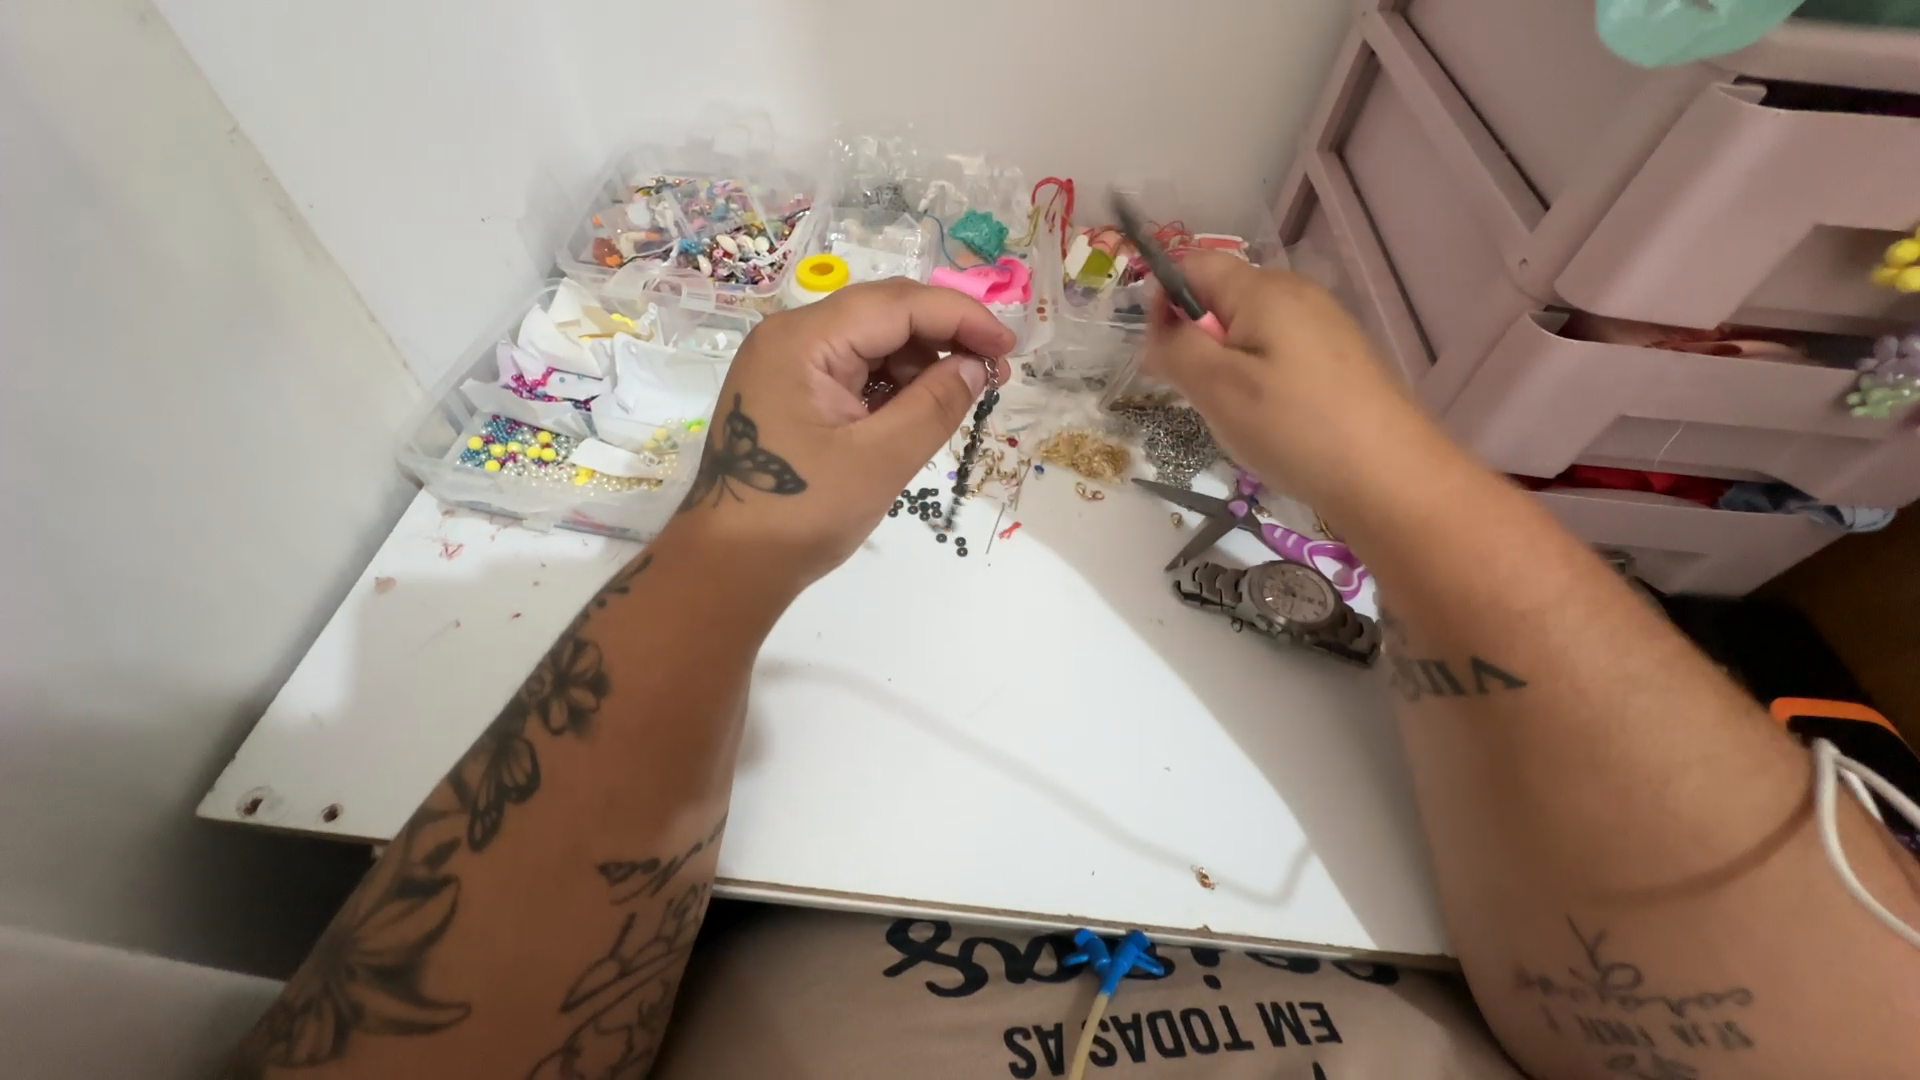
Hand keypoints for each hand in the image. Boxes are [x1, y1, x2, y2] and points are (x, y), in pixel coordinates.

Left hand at [665, 278, 1013, 589]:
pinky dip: (894, 386)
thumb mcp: (881, 459)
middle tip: (994, 374)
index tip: (1008, 348)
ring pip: (872, 342)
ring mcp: (789, 365)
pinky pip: (855, 372)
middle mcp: (792, 338)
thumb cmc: (803, 514)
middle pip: (884, 315)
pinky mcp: (794, 393)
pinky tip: (921, 409)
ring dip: (922, 363)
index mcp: (803, 341)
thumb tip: (976, 366)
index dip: (961, 318)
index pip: (896, 305)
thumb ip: (935, 404)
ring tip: (962, 397)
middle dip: (944, 337)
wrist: (733, 565)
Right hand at [1140, 253, 1430, 506]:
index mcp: (1264, 290)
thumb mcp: (1217, 388)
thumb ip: (1177, 349)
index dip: (1163, 300)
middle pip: (1221, 299)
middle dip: (1193, 339)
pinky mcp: (1336, 359)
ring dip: (1223, 366)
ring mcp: (1322, 327)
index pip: (1193, 264)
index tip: (1158, 354)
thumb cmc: (1294, 427)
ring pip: (1247, 332)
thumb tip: (1158, 331)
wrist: (1388, 476)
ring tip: (1232, 413)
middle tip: (1195, 394)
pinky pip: (1276, 355)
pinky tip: (1267, 420)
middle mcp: (1296, 295)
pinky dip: (1256, 380)